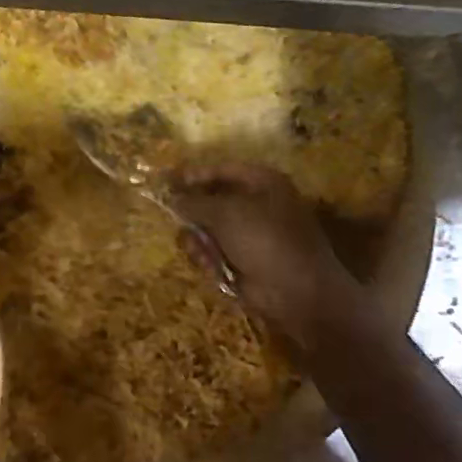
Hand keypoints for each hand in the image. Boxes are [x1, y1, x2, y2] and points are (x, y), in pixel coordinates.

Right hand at [171, 163, 363, 347]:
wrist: (295, 290)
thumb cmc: (264, 239)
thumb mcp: (226, 213)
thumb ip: (194, 202)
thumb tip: (172, 199)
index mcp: (263, 183)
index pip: (221, 170)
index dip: (193, 175)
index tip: (166, 183)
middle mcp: (257, 205)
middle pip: (211, 202)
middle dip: (193, 215)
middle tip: (177, 221)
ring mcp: (249, 235)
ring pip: (207, 230)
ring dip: (198, 242)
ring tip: (202, 252)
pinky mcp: (242, 261)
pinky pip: (213, 253)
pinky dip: (208, 260)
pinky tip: (213, 269)